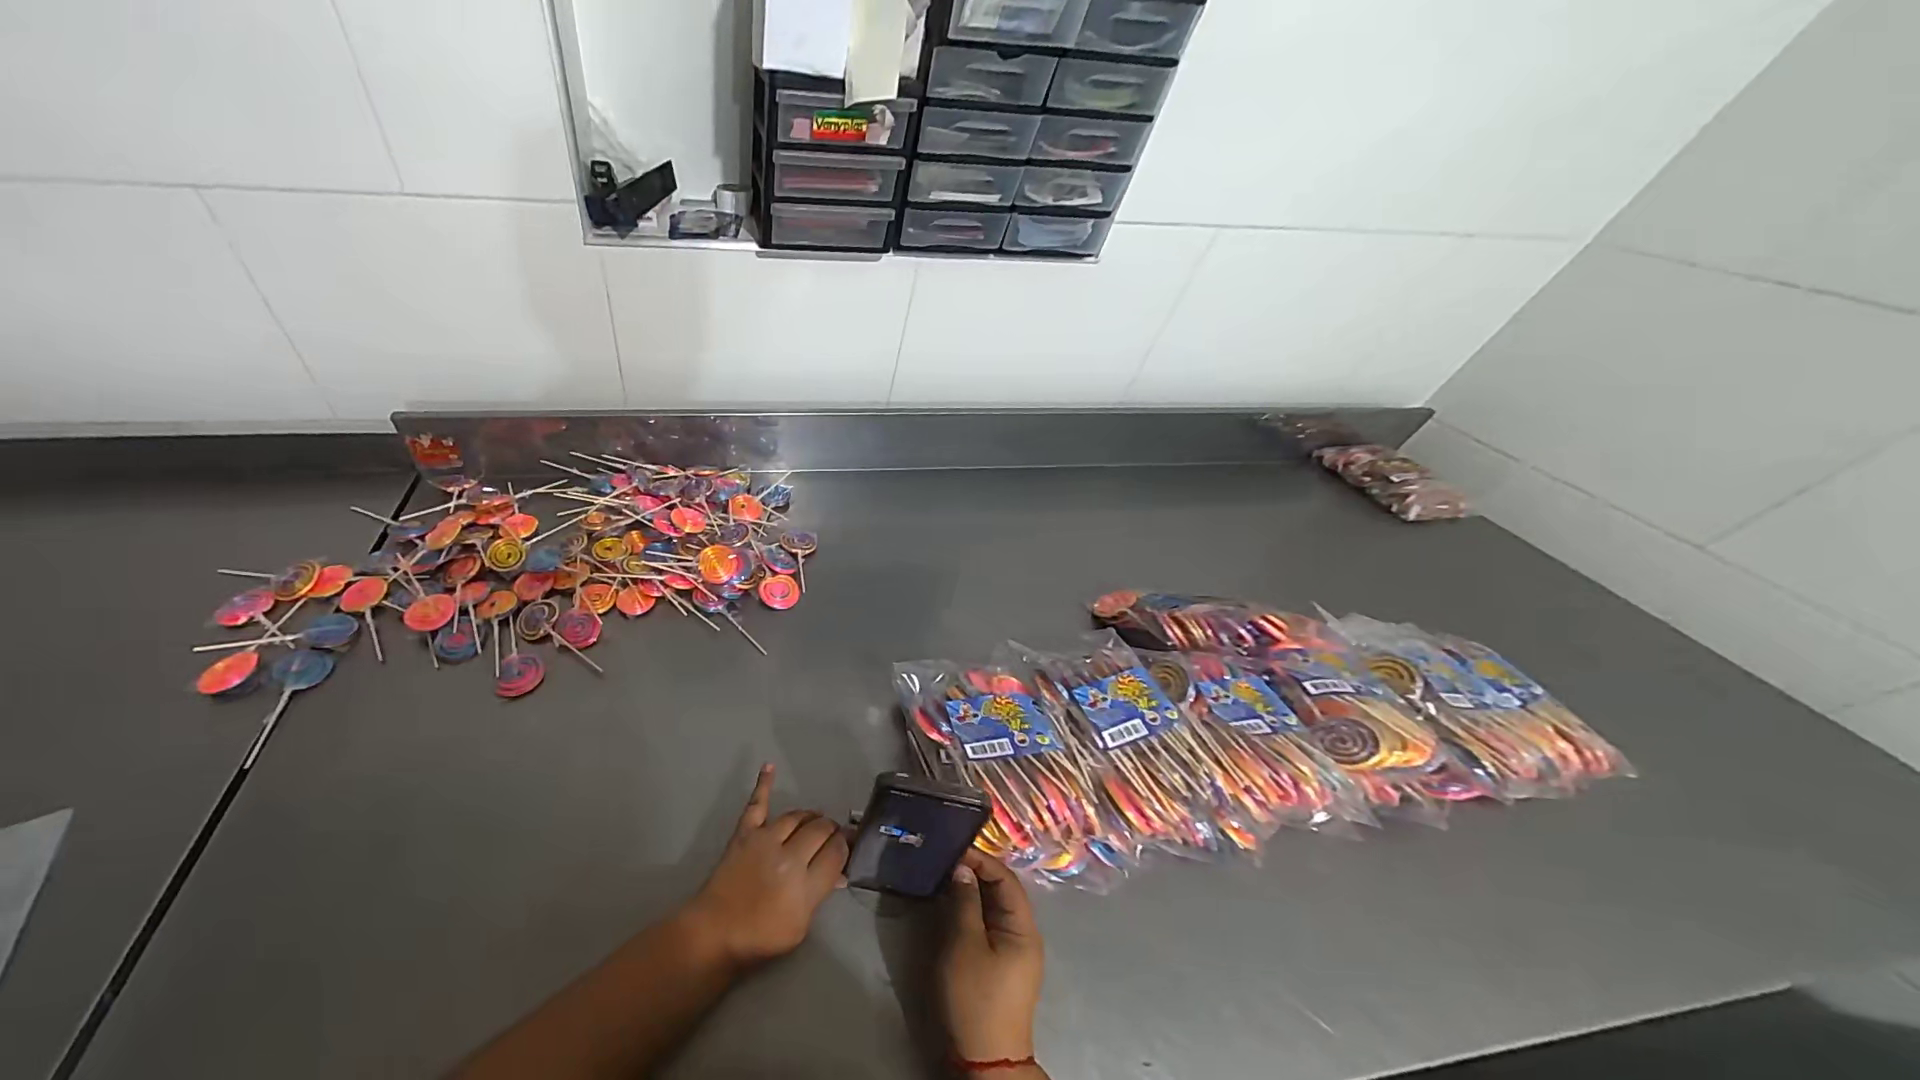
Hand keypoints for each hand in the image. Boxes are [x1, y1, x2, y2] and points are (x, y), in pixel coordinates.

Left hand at [680, 764, 848, 968]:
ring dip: (811, 817)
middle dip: (831, 830)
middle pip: (820, 830)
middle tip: (834, 836)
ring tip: (816, 822)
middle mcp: (789, 855)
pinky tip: (770, 765)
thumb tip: (839, 872)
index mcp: (806, 883)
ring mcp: (765, 840)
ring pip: (797, 817)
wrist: (712, 936)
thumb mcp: (801, 926)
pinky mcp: (744, 834)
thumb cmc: (759, 938)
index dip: (844, 847)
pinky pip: (757, 804)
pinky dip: (763, 784)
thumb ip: (820, 893)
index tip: (847, 847)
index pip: (836, 852)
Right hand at [940, 849, 1044, 1063]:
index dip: (982, 860)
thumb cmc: (976, 998)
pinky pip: (990, 924)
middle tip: (948, 859)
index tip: (955, 849)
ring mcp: (1015, 950)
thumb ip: (964, 904)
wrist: (985, 1059)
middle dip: (977, 872)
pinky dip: (973, 910)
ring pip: (995, 908)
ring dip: (974, 891)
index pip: (1006, 879)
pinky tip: (954, 906)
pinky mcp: (1002, 963)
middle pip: (1003, 892)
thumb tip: (962, 868)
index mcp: (1024, 927)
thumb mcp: (964, 947)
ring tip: (947, 876)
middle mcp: (1025, 934)